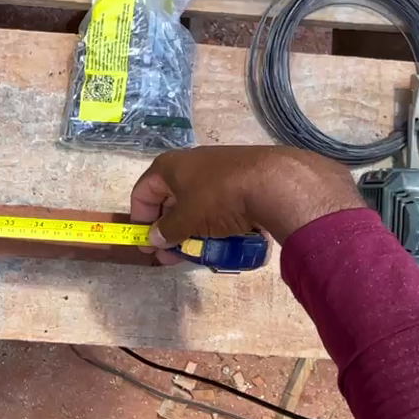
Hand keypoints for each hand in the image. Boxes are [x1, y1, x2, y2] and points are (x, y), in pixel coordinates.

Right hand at [130, 146, 363, 262]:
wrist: (279, 183)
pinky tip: (224, 238)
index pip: (142, 193)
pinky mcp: (244, 177)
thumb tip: (154, 238)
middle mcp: (191, 163)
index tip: (147, 244)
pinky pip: (221, 202)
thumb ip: (166, 231)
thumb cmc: (219, 197)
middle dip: (168, 230)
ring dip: (192, 229)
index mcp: (169, 166)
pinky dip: (216, 221)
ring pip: (197, 203)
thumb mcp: (186, 219)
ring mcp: (219, 169)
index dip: (140, 220)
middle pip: (170, 200)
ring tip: (198, 251)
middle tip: (171, 255)